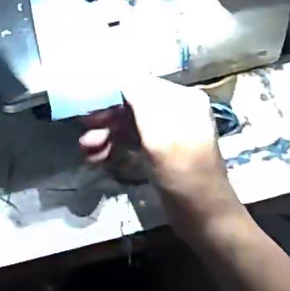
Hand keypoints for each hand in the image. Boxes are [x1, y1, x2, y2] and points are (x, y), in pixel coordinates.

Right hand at [78, 77, 247, 239]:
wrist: (205, 219)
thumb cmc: (184, 176)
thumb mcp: (160, 136)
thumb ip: (140, 101)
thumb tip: (119, 71)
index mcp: (182, 99)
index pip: (139, 83)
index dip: (110, 91)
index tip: (84, 102)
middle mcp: (175, 110)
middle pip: (131, 103)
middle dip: (106, 117)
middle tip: (84, 131)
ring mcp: (168, 131)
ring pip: (128, 123)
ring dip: (106, 134)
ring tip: (87, 151)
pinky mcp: (160, 151)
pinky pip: (132, 140)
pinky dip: (114, 146)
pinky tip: (97, 158)